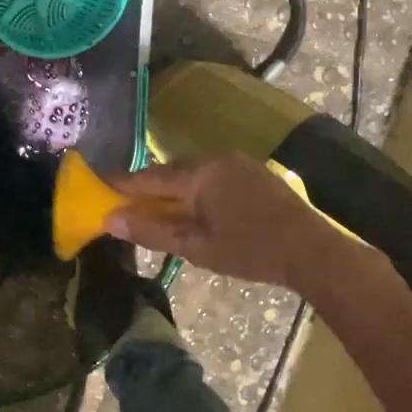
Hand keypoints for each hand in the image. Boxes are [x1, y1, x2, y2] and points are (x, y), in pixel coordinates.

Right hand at [105, 153, 349, 290]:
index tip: (96, 187)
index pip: (148, 176)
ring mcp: (239, 163)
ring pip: (192, 173)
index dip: (120, 184)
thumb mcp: (196, 247)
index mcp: (199, 173)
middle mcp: (216, 158)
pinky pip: (213, 176)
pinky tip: (195, 210)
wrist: (315, 253)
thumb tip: (110, 221)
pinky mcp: (255, 173)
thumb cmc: (251, 252)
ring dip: (173, 190)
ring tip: (159, 211)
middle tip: (126, 206)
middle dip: (147, 189)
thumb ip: (151, 231)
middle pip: (170, 172)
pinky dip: (197, 191)